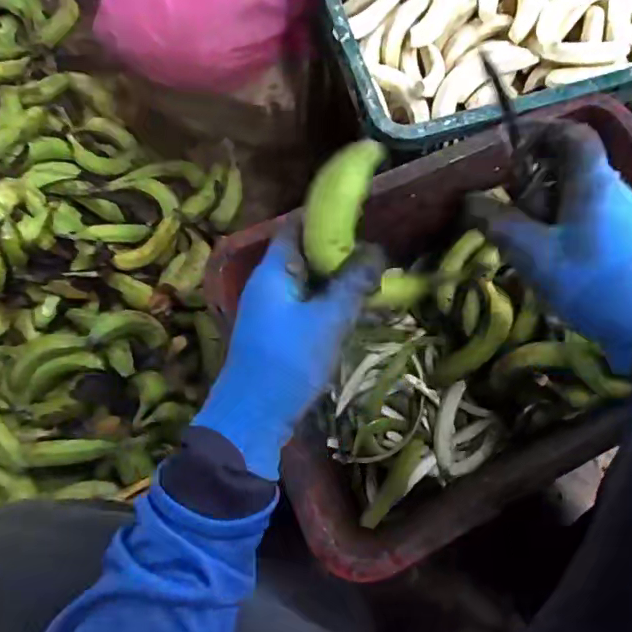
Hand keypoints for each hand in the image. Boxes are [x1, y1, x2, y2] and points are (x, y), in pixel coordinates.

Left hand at [191, 225, 385, 479]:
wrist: (253, 416)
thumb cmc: (288, 360)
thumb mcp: (328, 320)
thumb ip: (352, 284)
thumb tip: (377, 250)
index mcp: (273, 271)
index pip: (295, 227)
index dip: (324, 217)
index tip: (359, 214)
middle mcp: (269, 284)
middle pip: (304, 254)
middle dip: (339, 251)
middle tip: (376, 250)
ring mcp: (272, 310)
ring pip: (309, 282)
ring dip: (337, 279)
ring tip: (373, 277)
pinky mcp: (279, 333)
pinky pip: (307, 305)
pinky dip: (330, 302)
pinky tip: (355, 308)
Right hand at [469, 123, 631, 372]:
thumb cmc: (588, 281)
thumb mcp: (532, 253)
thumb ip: (498, 221)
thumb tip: (470, 199)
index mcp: (593, 180)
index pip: (573, 132)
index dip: (541, 131)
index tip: (511, 148)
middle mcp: (612, 186)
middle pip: (570, 162)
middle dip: (534, 176)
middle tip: (509, 202)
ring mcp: (622, 211)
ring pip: (576, 190)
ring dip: (545, 203)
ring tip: (523, 233)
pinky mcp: (624, 235)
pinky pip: (586, 212)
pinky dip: (560, 220)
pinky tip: (547, 252)